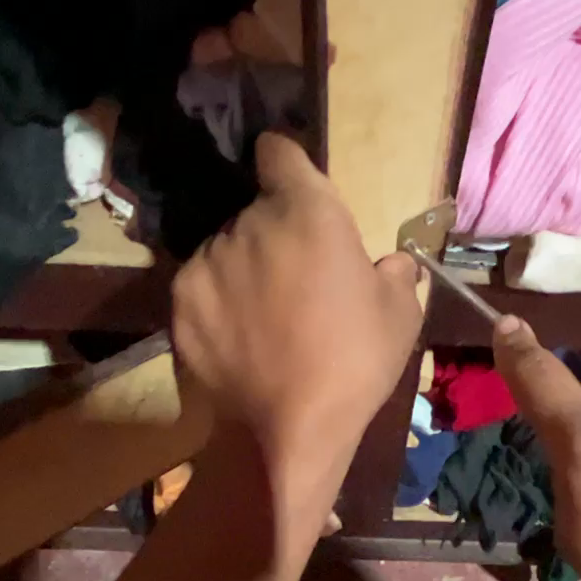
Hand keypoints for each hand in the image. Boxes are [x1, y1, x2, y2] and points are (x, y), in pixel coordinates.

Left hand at [171, 133, 423, 471]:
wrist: (297, 429)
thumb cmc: (358, 363)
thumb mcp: (401, 315)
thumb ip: (395, 273)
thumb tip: (391, 266)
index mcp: (308, 211)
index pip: (278, 152)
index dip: (286, 167)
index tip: (293, 190)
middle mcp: (249, 222)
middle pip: (256, 212)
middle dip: (274, 236)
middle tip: (296, 284)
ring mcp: (207, 262)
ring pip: (226, 250)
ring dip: (244, 269)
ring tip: (266, 320)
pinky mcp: (180, 303)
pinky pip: (202, 287)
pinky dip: (218, 303)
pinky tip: (241, 339)